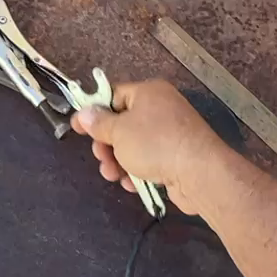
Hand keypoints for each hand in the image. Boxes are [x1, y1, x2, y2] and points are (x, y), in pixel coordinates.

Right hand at [71, 79, 233, 215]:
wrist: (199, 172)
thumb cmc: (155, 144)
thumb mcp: (119, 132)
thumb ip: (99, 123)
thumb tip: (84, 113)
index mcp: (149, 93)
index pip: (114, 96)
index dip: (94, 112)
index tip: (78, 128)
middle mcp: (161, 109)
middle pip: (122, 124)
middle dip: (107, 144)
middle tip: (101, 157)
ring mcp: (170, 134)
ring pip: (134, 145)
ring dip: (118, 161)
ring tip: (112, 175)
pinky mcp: (175, 156)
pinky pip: (148, 160)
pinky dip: (137, 170)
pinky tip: (131, 183)